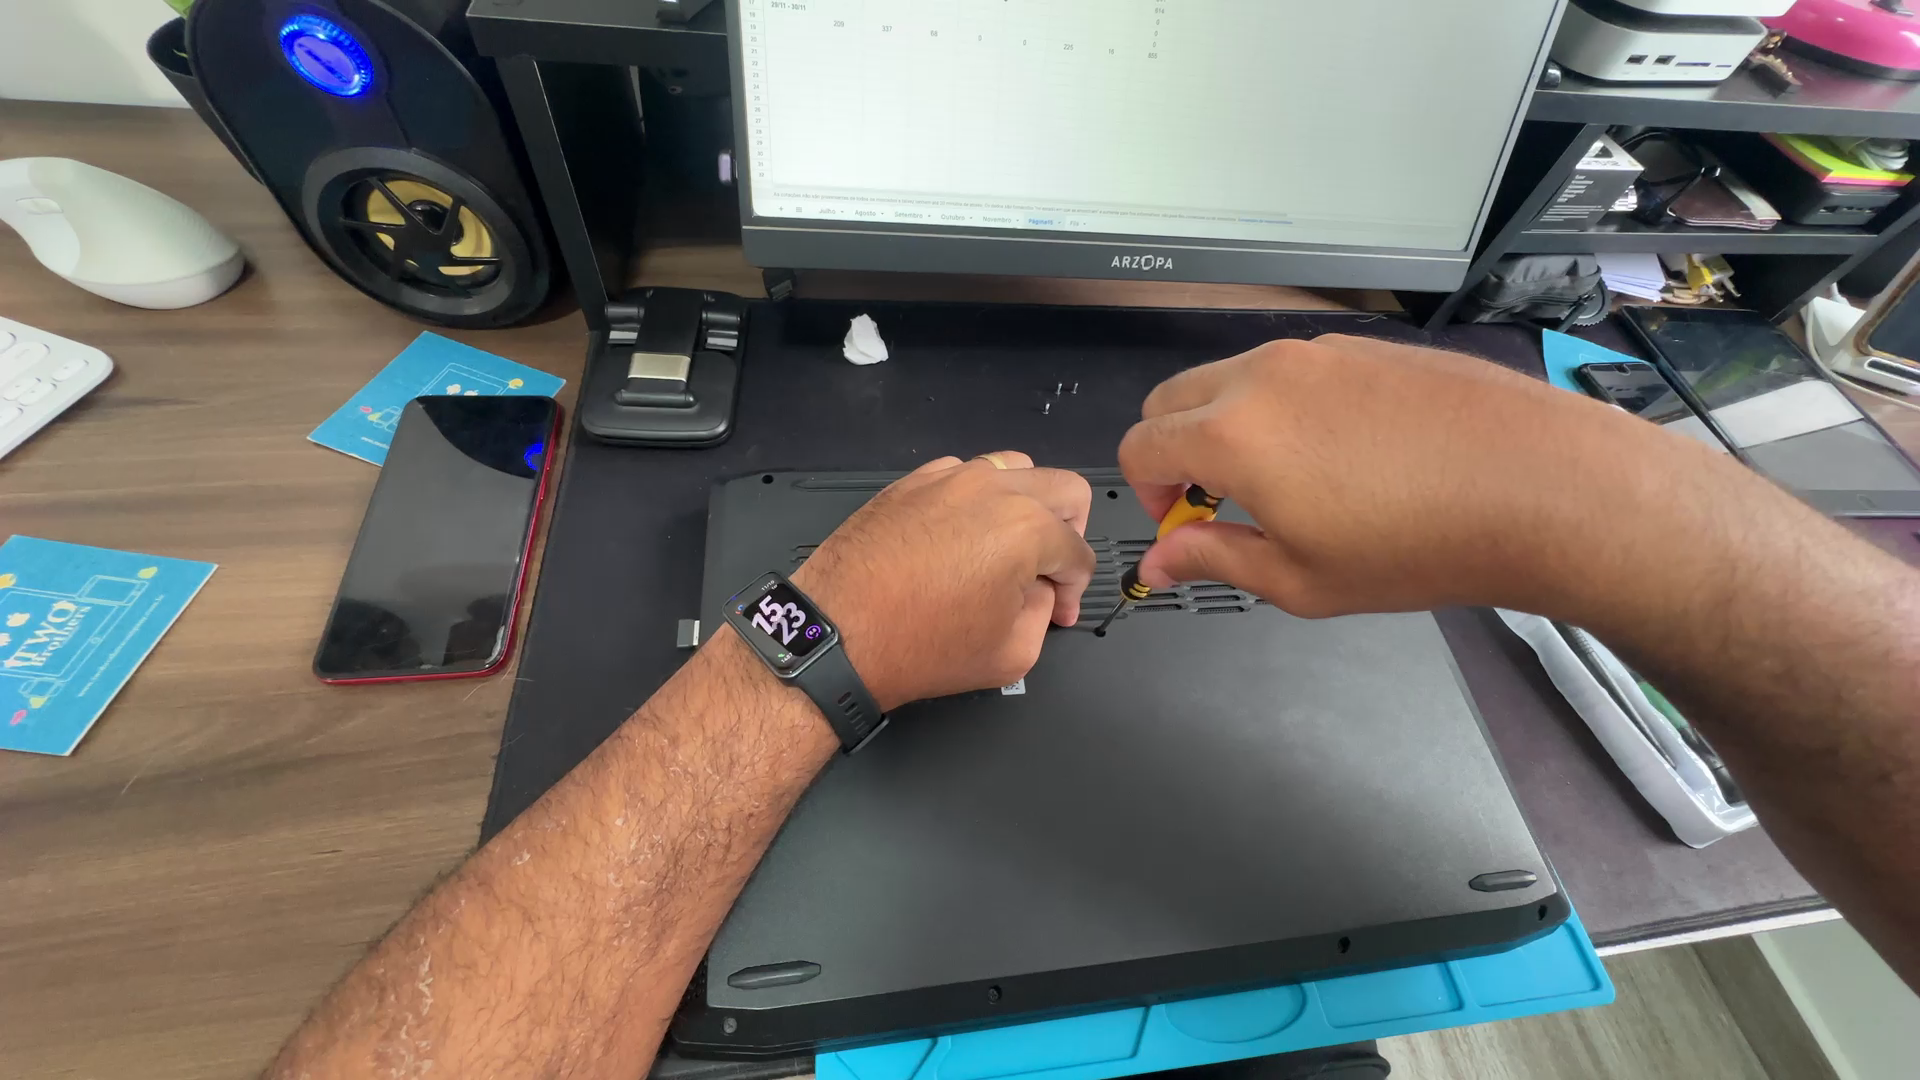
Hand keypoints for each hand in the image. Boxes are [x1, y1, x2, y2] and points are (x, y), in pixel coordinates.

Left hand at [789, 452, 1094, 710]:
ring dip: (1028, 504)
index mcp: (1026, 529)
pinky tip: (962, 535)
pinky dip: (978, 499)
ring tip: (1009, 546)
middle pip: (1066, 489)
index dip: (1076, 590)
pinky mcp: (913, 481)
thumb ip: (1045, 613)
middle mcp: (993, 488)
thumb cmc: (922, 649)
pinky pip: (964, 473)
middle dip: (1070, 531)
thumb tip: (1041, 590)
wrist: (837, 636)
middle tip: (1050, 570)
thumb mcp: (1011, 654)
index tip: (1060, 611)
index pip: (1078, 552)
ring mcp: (949, 477)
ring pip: (1017, 468)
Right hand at [1117, 333, 1743, 617]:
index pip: (1139, 445)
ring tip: (1282, 477)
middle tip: (1214, 498)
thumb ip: (1210, 559)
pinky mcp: (1361, 344)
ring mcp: (1315, 351)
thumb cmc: (1414, 547)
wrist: (1551, 488)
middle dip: (1171, 451)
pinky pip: (1285, 371)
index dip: (1144, 491)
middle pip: (1169, 400)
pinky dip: (1275, 407)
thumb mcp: (1297, 578)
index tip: (1180, 520)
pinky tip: (1336, 450)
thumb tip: (1157, 562)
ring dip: (1222, 425)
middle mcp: (1262, 376)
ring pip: (1227, 380)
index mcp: (1232, 433)